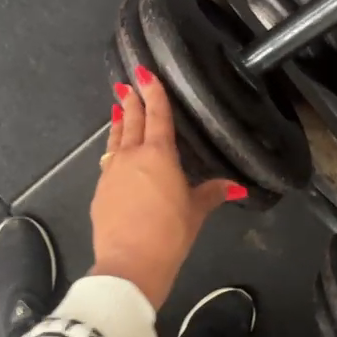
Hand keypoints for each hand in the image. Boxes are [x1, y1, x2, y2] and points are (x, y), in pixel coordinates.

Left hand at [90, 67, 244, 308]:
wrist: (129, 263)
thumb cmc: (169, 233)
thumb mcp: (195, 212)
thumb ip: (212, 193)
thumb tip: (235, 186)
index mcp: (158, 154)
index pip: (157, 115)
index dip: (153, 93)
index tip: (145, 73)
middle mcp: (132, 156)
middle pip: (132, 122)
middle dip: (131, 101)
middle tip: (127, 85)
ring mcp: (112, 173)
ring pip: (115, 140)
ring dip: (118, 123)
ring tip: (118, 110)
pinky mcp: (100, 192)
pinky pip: (108, 163)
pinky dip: (113, 152)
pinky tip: (114, 156)